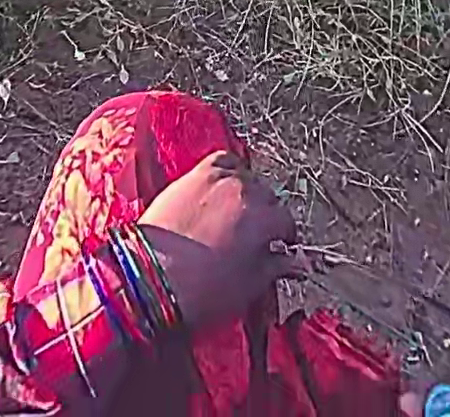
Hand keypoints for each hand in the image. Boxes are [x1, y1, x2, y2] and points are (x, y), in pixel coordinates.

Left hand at [137, 151, 296, 331]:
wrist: (151, 276)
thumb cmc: (203, 290)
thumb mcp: (248, 285)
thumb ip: (276, 267)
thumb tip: (299, 263)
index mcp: (263, 218)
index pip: (287, 220)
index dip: (285, 236)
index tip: (280, 247)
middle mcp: (245, 190)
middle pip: (267, 195)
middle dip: (267, 214)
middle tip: (256, 235)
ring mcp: (219, 178)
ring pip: (246, 177)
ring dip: (248, 192)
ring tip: (239, 211)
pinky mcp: (195, 174)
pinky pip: (221, 160)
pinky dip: (228, 169)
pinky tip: (226, 183)